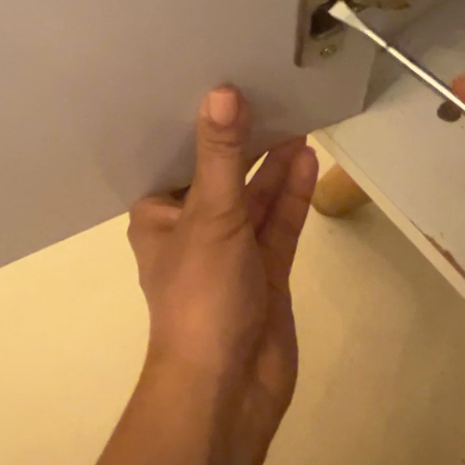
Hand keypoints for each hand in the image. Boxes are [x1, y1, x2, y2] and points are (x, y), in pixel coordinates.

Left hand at [127, 86, 319, 430]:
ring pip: (253, 197)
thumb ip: (221, 154)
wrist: (229, 387)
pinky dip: (291, 193)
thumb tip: (222, 91)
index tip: (218, 78)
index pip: (175, 157)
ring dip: (272, 163)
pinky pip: (278, 222)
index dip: (196, 122)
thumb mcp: (210, 215)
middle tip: (267, 89)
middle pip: (219, 173)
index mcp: (158, 215)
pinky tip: (307, 157)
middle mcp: (191, 227)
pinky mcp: (264, 270)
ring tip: (295, 115)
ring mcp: (230, 251)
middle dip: (242, 139)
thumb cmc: (201, 294)